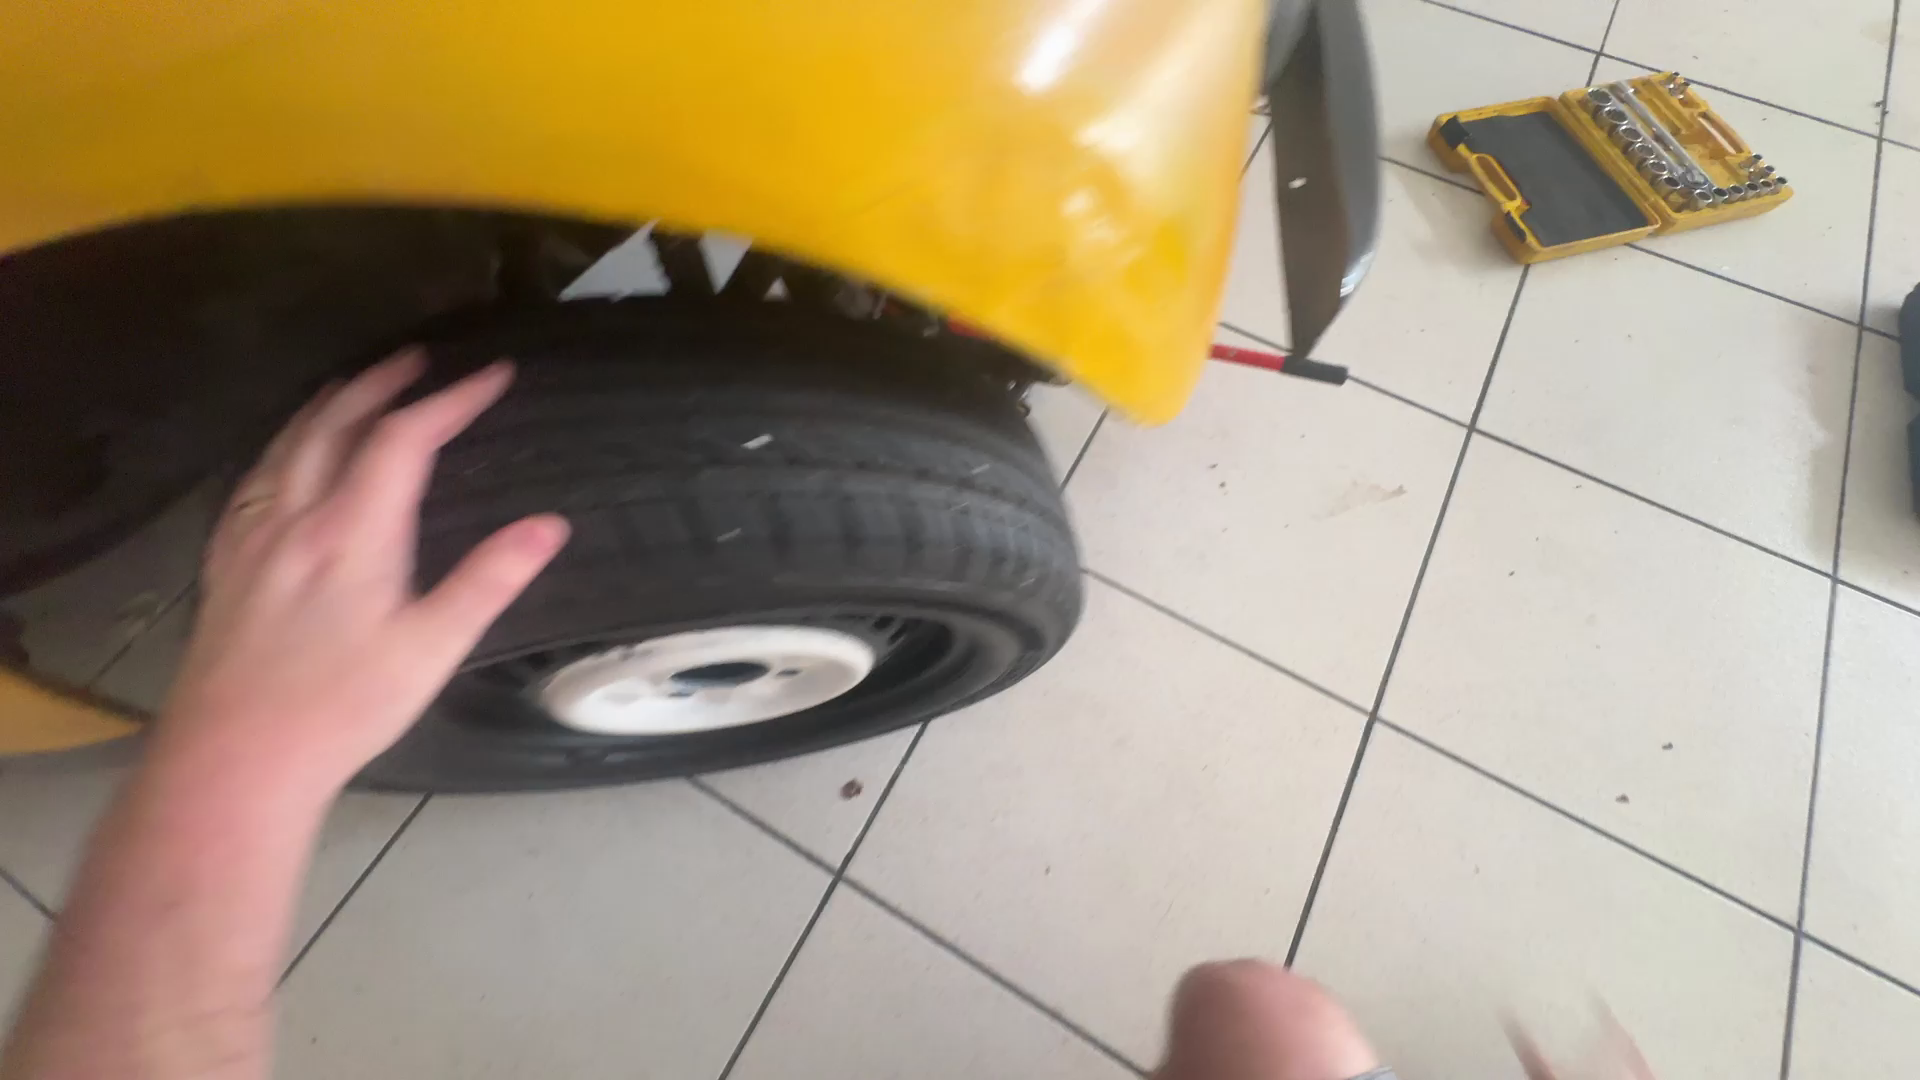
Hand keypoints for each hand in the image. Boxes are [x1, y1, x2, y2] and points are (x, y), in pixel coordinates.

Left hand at [155, 349, 568, 792]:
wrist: (235, 761)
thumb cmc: (346, 703)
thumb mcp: (436, 645)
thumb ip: (492, 578)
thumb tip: (552, 523)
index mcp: (352, 534)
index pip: (404, 441)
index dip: (451, 400)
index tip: (494, 374)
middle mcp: (295, 519)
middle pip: (336, 425)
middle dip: (384, 383)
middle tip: (423, 357)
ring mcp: (253, 537)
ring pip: (289, 443)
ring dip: (332, 403)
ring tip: (362, 383)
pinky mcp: (229, 561)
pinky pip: (259, 476)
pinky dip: (288, 441)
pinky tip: (295, 452)